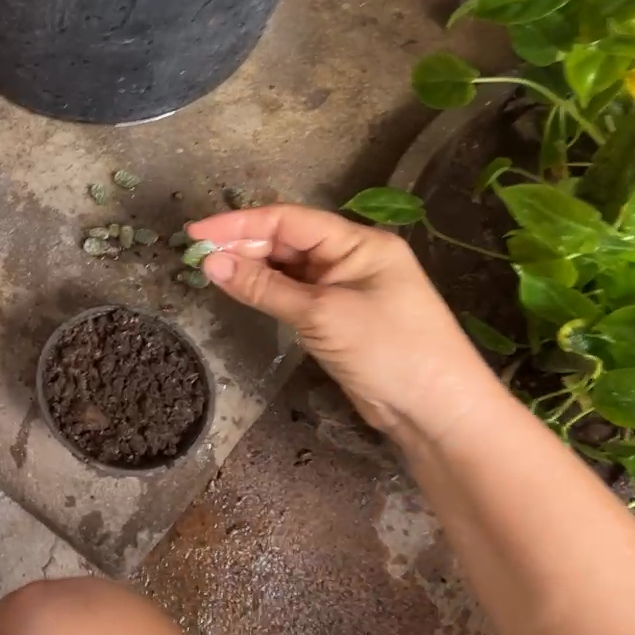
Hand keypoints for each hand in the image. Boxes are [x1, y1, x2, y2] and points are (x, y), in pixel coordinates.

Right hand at [188, 205, 489, 438]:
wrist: (438, 414)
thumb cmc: (389, 352)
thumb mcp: (320, 314)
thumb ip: (262, 287)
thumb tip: (210, 263)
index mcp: (359, 243)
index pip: (287, 221)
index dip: (238, 224)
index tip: (196, 233)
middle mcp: (351, 257)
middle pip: (285, 240)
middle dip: (241, 245)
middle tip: (198, 257)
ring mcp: (344, 287)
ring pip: (285, 266)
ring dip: (249, 267)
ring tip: (210, 271)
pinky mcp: (336, 314)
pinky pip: (291, 290)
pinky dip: (263, 289)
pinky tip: (238, 289)